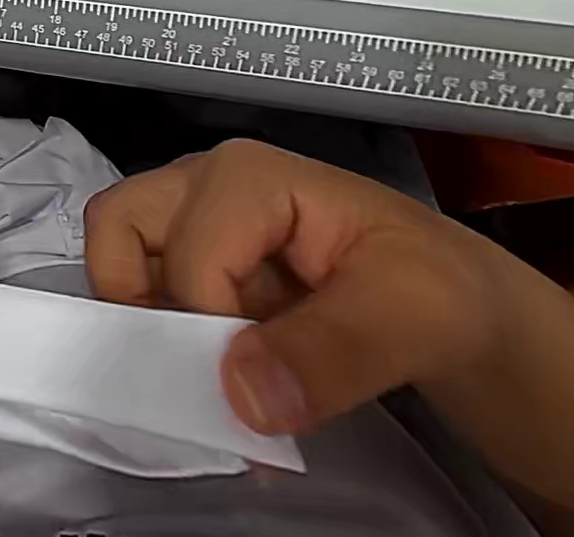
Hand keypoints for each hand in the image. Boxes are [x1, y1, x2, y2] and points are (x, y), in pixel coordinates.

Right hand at [85, 140, 525, 436]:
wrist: (455, 307)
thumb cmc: (442, 291)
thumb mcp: (420, 318)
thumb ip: (332, 354)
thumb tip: (236, 396)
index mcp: (247, 177)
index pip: (187, 255)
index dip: (208, 329)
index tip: (251, 394)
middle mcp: (202, 183)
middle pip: (117, 222)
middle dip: (134, 302)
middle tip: (185, 365)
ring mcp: (191, 217)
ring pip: (117, 251)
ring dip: (143, 317)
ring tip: (201, 364)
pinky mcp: (191, 252)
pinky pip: (139, 282)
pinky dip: (155, 327)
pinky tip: (212, 357)